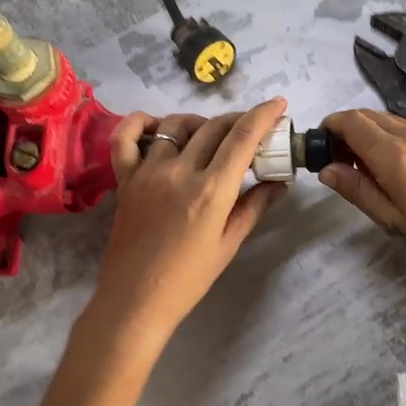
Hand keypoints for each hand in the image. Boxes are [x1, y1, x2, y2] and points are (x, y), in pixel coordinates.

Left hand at [93, 99, 289, 338]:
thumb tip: (279, 183)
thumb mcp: (229, 244)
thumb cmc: (189, 279)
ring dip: (201, 122)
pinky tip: (158, 126)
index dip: (264, 115)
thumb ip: (254, 206)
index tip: (279, 104)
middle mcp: (180, 171)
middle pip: (215, 126)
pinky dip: (142, 122)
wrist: (135, 301)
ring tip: (212, 135)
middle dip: (240, 120)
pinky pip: (127, 137)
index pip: (243, 137)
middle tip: (252, 129)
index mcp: (212, 190)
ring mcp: (148, 171)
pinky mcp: (125, 178)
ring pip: (178, 125)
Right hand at [318, 109, 405, 276]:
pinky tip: (384, 167)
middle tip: (334, 160)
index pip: (352, 122)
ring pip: (385, 119)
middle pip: (367, 115)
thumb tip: (326, 169)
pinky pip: (402, 128)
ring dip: (365, 132)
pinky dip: (384, 137)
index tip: (317, 147)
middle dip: (344, 129)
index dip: (330, 127)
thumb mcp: (391, 220)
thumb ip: (357, 190)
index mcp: (394, 155)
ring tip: (358, 167)